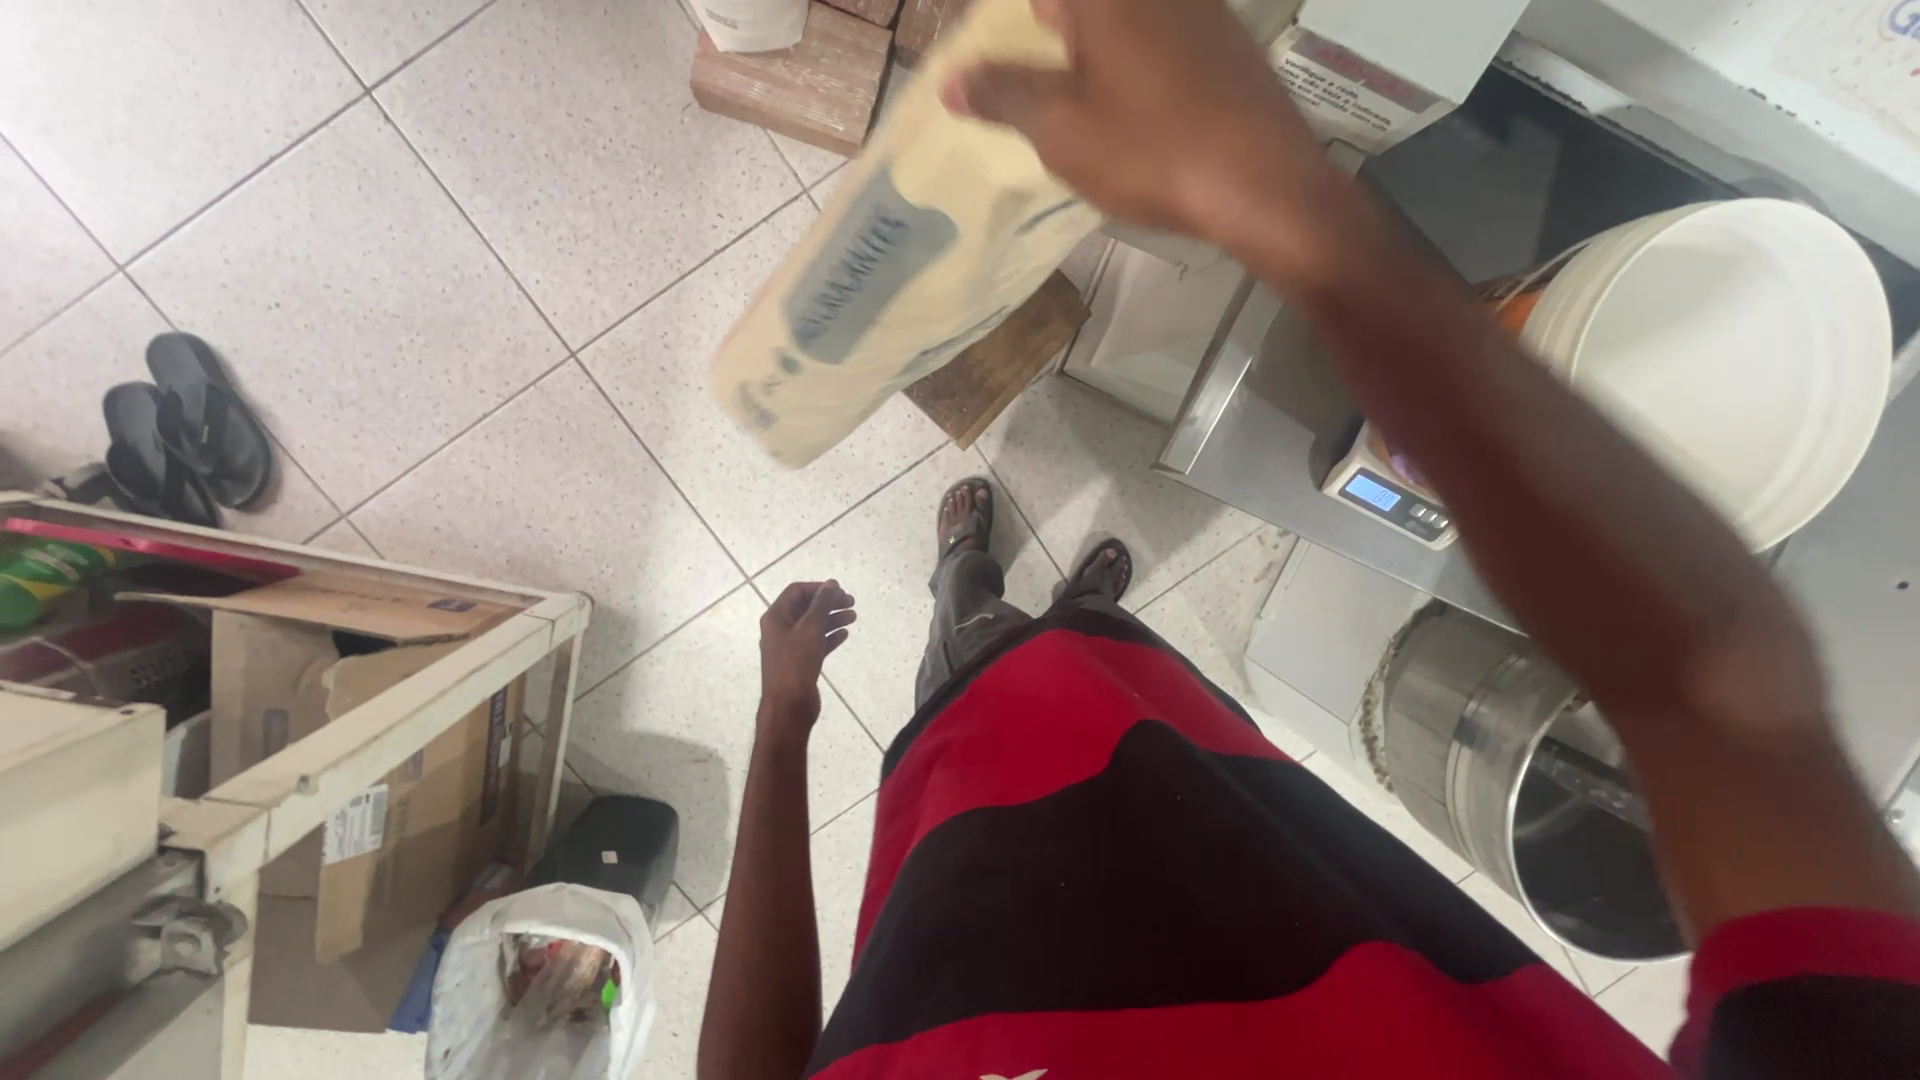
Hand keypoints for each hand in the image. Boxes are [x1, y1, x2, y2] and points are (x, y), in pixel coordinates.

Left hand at [758, 580, 856, 729]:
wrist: (789, 705)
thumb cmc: (796, 663)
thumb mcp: (810, 628)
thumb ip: (822, 604)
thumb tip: (831, 584)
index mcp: (776, 617)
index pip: (796, 592)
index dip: (818, 588)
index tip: (839, 591)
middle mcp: (781, 629)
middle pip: (806, 608)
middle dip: (828, 603)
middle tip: (851, 603)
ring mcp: (790, 646)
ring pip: (813, 625)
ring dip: (832, 618)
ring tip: (853, 617)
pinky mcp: (800, 662)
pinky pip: (816, 643)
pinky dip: (829, 636)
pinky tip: (844, 635)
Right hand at [943, 0, 1345, 272]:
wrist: (1262, 182)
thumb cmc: (1150, 151)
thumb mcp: (1061, 130)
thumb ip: (1004, 95)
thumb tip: (953, 82)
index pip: (1039, 1)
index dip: (1007, 23)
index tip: (988, 55)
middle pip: (1084, 4)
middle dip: (1046, 30)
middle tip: (1021, 73)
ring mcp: (1197, 8)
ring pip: (1124, 15)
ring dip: (1087, 44)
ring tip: (1066, 95)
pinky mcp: (1224, 44)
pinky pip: (1159, 35)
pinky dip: (1129, 59)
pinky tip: (1126, 107)